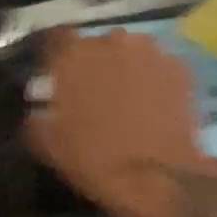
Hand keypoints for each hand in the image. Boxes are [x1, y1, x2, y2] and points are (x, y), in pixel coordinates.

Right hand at [27, 27, 216, 216]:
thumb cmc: (96, 161)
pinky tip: (154, 103)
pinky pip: (158, 67)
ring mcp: (151, 52)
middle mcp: (112, 41)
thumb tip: (37, 110)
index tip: (53, 72)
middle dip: (94, 62)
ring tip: (127, 97)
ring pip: (131, 52)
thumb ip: (36, 118)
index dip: (55, 54)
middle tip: (93, 90)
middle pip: (97, 44)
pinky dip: (154, 79)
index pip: (56, 37)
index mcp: (73, 55)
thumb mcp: (49, 145)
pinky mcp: (180, 68)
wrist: (158, 178)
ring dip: (125, 67)